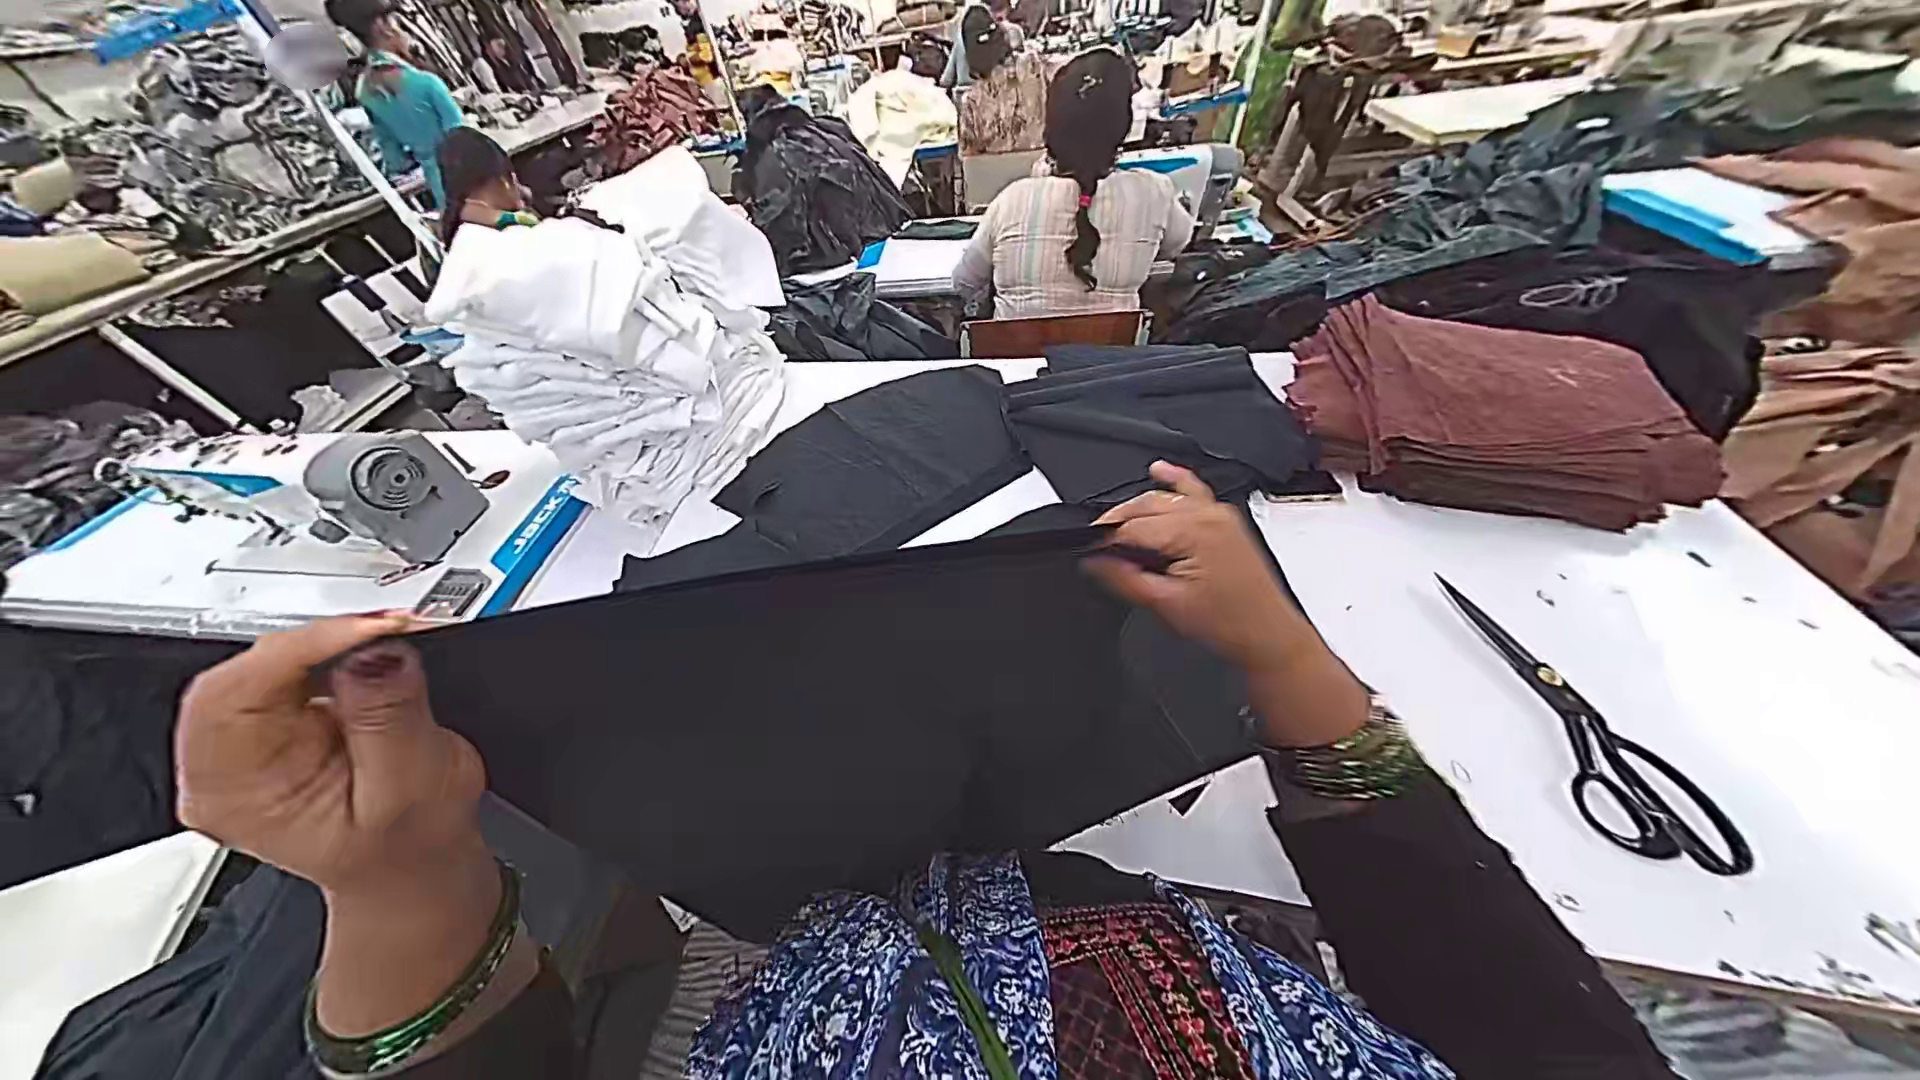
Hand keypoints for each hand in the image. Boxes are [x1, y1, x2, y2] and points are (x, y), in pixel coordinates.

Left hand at [176, 615, 505, 1035]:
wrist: (416, 862)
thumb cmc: (410, 843)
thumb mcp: (410, 785)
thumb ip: (392, 717)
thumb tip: (379, 652)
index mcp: (235, 791)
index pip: (234, 695)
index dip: (303, 649)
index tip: (375, 629)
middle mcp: (230, 765)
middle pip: (247, 673)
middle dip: (323, 641)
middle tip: (393, 627)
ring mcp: (259, 743)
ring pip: (274, 666)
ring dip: (339, 644)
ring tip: (396, 638)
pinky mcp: (294, 724)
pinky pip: (306, 672)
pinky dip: (349, 654)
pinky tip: (384, 656)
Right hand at [1085, 462, 1367, 747]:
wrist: (1268, 636)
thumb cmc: (1230, 624)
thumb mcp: (1165, 604)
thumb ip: (1123, 577)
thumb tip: (1092, 560)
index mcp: (1193, 531)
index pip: (1131, 526)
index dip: (1102, 539)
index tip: (1084, 551)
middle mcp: (1207, 514)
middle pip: (1143, 506)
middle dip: (1114, 523)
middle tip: (1094, 547)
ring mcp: (1218, 513)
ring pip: (1163, 497)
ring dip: (1135, 509)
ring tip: (1113, 530)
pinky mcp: (1224, 519)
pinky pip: (1193, 490)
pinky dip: (1174, 480)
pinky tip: (1159, 470)